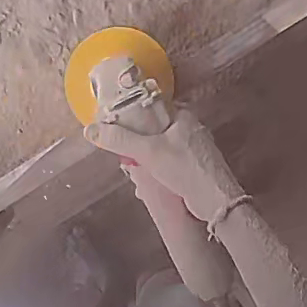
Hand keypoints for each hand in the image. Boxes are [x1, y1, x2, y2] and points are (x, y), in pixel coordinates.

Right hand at [84, 109, 244, 222]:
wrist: (215, 200)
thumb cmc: (185, 168)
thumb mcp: (147, 151)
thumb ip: (120, 140)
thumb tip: (90, 130)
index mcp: (183, 116)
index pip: (154, 105)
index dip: (135, 112)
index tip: (118, 122)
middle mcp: (192, 128)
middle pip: (157, 127)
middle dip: (140, 139)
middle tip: (123, 149)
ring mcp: (196, 148)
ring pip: (164, 146)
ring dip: (148, 156)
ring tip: (133, 165)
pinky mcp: (197, 166)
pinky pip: (172, 161)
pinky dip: (159, 167)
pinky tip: (150, 178)